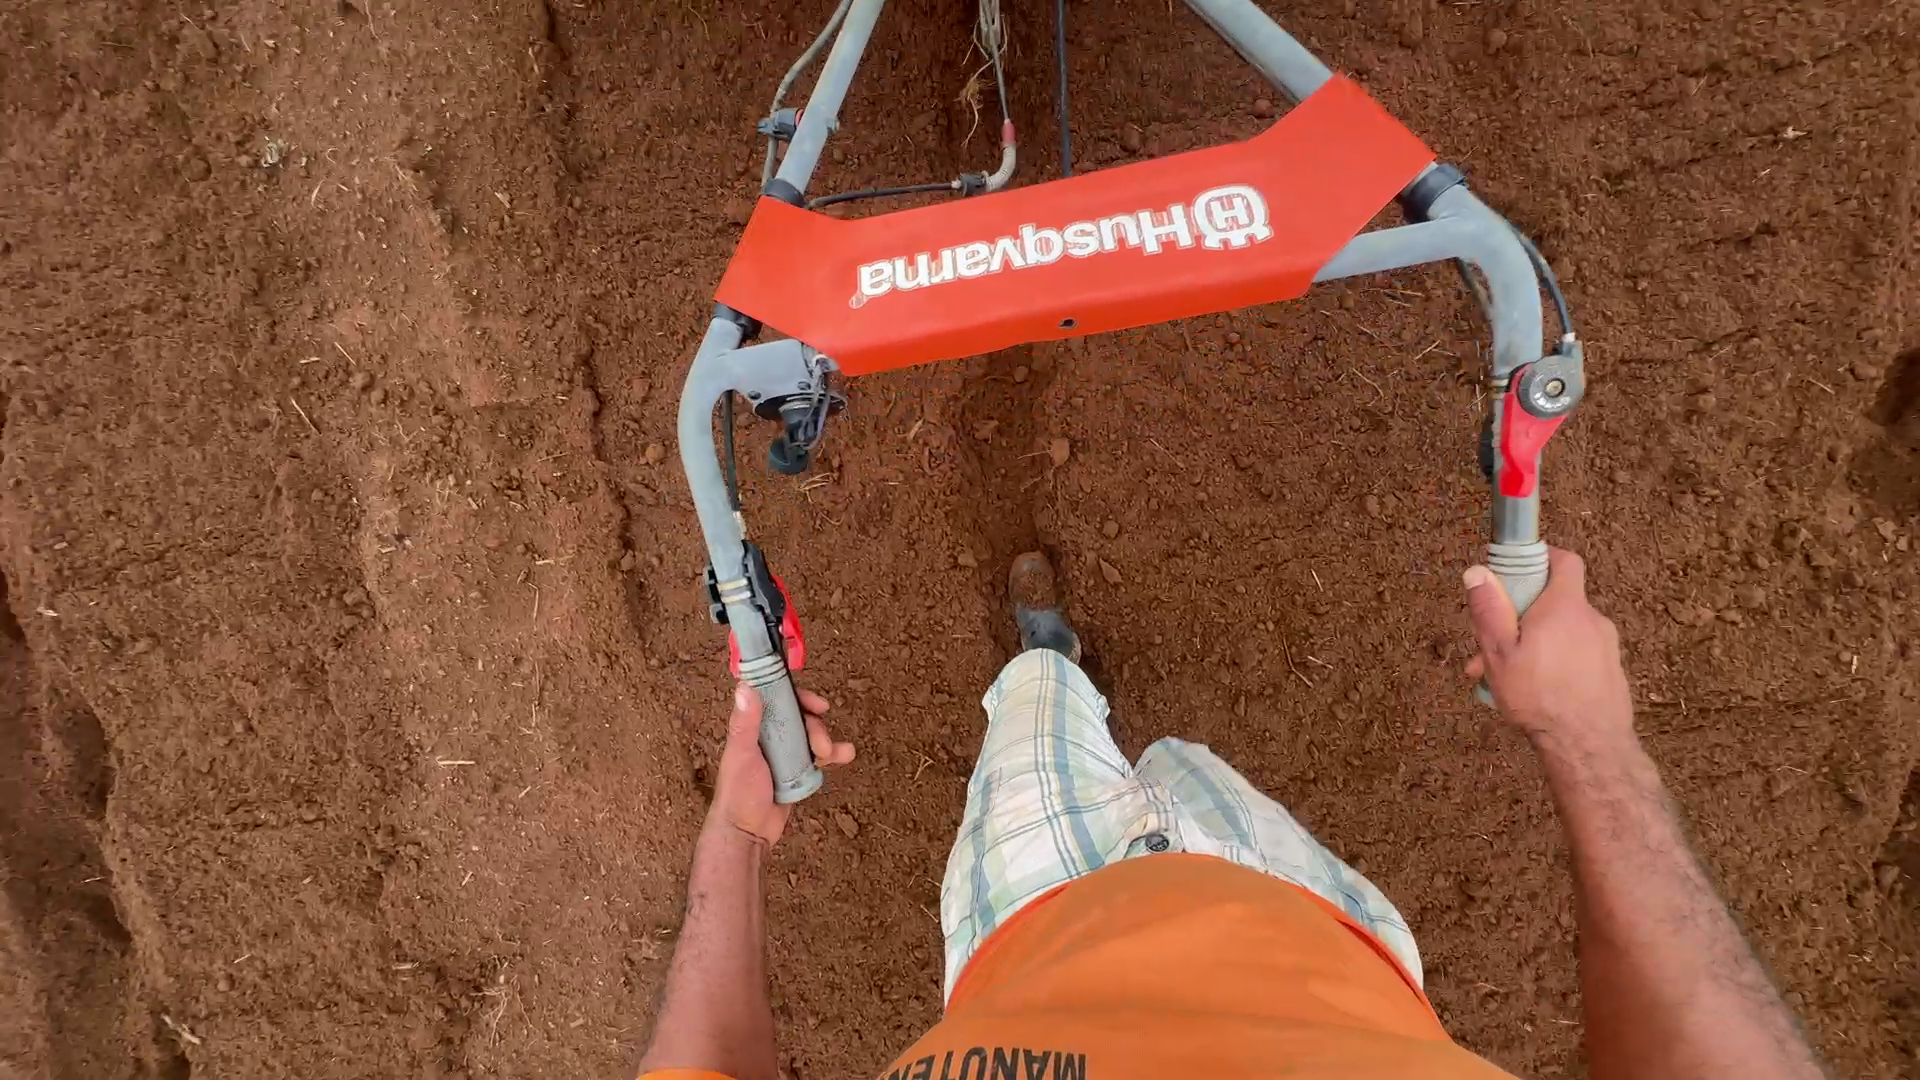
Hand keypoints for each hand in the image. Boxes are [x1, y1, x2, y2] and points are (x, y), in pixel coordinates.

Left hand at [709, 683, 854, 846]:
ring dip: (827, 740)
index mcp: (755, 728)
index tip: (817, 705)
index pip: (780, 701)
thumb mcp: (741, 754)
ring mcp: (785, 755)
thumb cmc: (738, 794)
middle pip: (802, 718)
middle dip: (816, 728)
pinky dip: (833, 754)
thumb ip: (745, 722)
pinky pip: (818, 757)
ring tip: (836, 754)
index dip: (800, 698)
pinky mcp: (797, 772)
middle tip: (820, 746)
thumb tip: (745, 687)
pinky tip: (845, 755)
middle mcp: (771, 737)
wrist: (747, 835)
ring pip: (812, 736)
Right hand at [1463, 548, 1634, 745]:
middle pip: (1552, 600)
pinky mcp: (1609, 668)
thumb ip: (1489, 609)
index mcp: (1564, 608)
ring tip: (1499, 675)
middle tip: (1487, 643)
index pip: (1565, 561)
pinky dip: (1549, 658)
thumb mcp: (1498, 650)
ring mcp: (1605, 645)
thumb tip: (1477, 571)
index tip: (1513, 569)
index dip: (1540, 557)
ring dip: (1529, 641)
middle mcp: (1591, 620)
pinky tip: (1528, 687)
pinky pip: (1573, 651)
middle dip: (1517, 614)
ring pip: (1559, 630)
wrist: (1588, 746)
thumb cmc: (1537, 694)